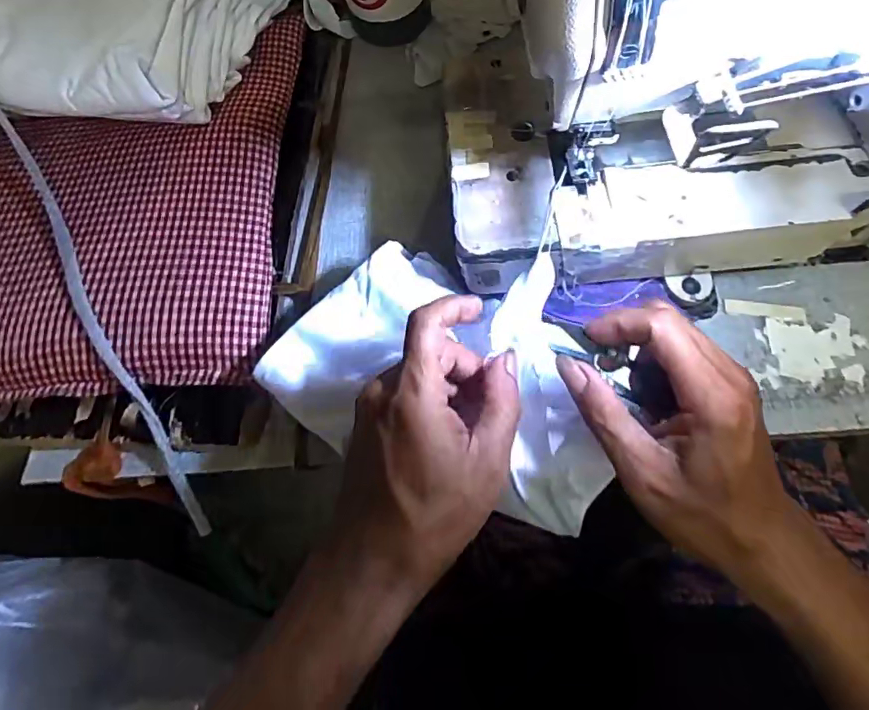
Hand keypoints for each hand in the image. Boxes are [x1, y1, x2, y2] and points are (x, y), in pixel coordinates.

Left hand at [329, 294, 520, 593]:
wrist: (372, 562)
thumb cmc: (436, 514)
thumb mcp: (486, 460)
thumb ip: (501, 400)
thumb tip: (503, 358)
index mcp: (410, 391)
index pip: (426, 323)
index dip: (453, 307)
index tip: (480, 310)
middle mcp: (382, 388)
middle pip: (430, 352)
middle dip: (466, 368)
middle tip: (490, 409)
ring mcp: (369, 405)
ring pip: (419, 372)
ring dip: (450, 387)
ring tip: (471, 432)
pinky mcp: (365, 422)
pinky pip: (404, 392)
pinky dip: (431, 400)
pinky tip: (447, 439)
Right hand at [555, 300, 797, 578]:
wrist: (762, 541)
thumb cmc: (703, 516)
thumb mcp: (642, 473)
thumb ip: (603, 414)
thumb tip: (568, 365)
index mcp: (713, 395)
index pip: (662, 326)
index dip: (619, 323)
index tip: (586, 342)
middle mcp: (730, 374)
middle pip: (669, 319)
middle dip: (625, 330)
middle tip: (596, 360)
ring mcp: (734, 376)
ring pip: (677, 331)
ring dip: (639, 346)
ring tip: (620, 385)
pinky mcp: (732, 383)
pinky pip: (687, 349)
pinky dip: (656, 359)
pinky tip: (646, 396)